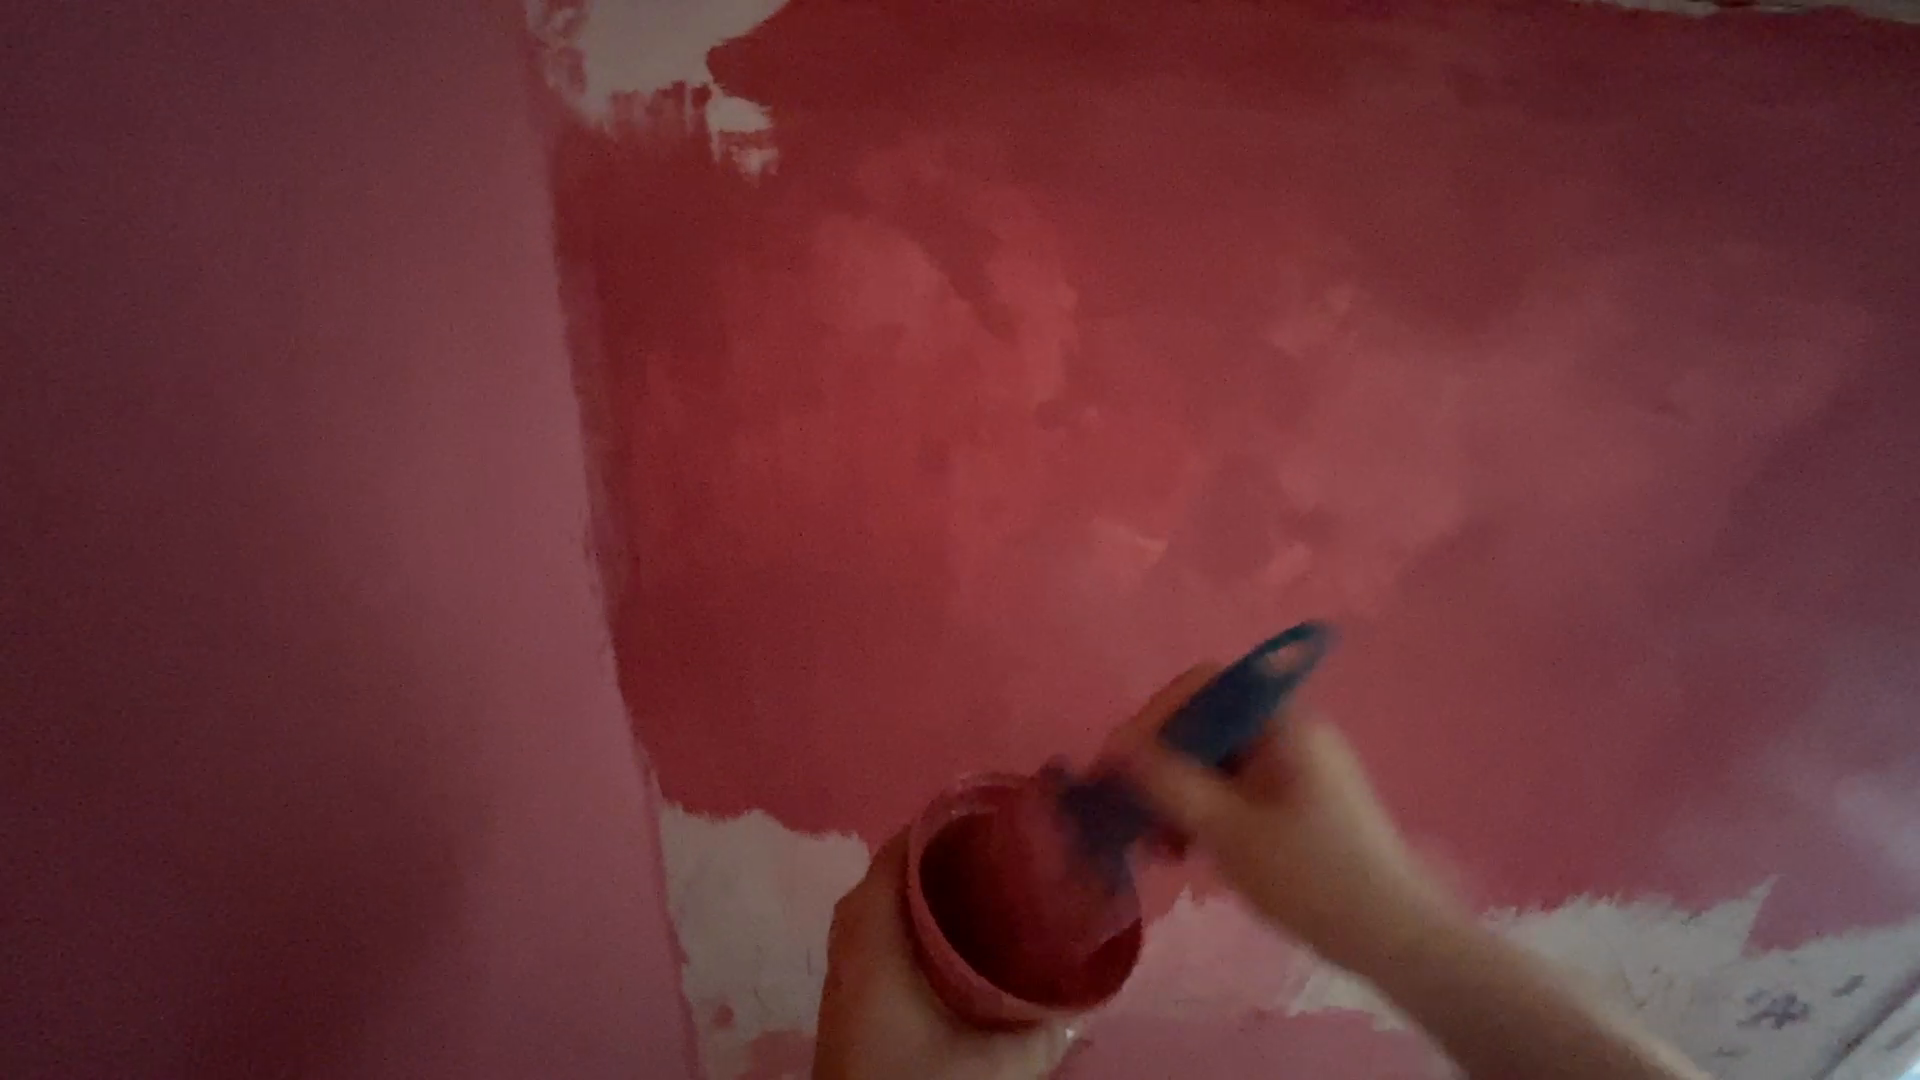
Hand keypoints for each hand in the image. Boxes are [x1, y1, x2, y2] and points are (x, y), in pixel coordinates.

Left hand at [813, 831, 1074, 1079]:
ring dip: (918, 882)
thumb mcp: (987, 1069)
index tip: (984, 820)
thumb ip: (1040, 1037)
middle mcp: (849, 935)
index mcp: (873, 934)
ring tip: (972, 880)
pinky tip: (943, 929)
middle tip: (989, 850)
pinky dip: (903, 910)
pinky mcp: (845, 984)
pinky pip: (871, 921)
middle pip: (890, 868)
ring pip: (878, 896)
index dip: (937, 826)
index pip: (897, 852)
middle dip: (936, 851)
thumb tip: (1081, 1009)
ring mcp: (841, 960)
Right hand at [1109, 667, 1459, 975]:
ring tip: (1157, 844)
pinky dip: (1204, 811)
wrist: (1400, 943)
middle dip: (1162, 764)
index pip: (1204, 686)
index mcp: (1282, 721)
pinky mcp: (1296, 799)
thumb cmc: (1313, 877)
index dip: (1158, 714)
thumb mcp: (1229, 829)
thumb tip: (1115, 745)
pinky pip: (1235, 787)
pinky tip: (1185, 851)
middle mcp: (1289, 731)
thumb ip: (1168, 781)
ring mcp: (1295, 765)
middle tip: (1132, 807)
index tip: (1127, 759)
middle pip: (1207, 723)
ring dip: (1178, 794)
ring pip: (1216, 760)